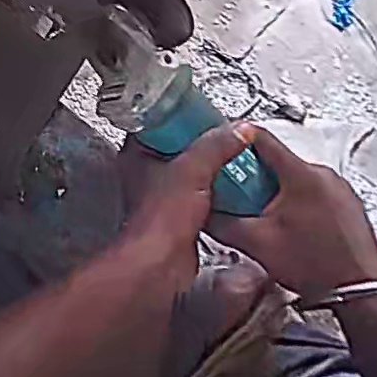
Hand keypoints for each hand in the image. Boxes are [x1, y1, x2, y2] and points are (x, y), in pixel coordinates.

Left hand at [114, 123, 257, 273]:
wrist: (163, 265)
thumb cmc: (160, 220)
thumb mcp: (193, 170)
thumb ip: (216, 146)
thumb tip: (238, 130)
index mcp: (137, 156)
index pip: (157, 124)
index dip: (180, 117)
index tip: (203, 112)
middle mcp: (146, 175)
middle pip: (176, 149)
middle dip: (201, 144)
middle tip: (224, 135)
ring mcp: (162, 197)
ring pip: (189, 173)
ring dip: (210, 169)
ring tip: (233, 159)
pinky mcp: (178, 217)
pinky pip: (200, 197)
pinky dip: (215, 193)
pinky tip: (232, 189)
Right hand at [208, 127, 376, 297]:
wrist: (358, 296)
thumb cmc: (317, 269)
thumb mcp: (257, 243)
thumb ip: (223, 223)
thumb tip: (204, 213)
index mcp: (301, 175)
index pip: (262, 139)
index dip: (238, 138)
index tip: (226, 145)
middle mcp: (324, 176)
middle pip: (279, 161)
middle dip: (256, 176)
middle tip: (243, 197)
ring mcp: (340, 190)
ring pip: (297, 178)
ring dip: (278, 191)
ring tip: (268, 218)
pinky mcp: (349, 205)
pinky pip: (316, 192)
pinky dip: (300, 202)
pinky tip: (293, 228)